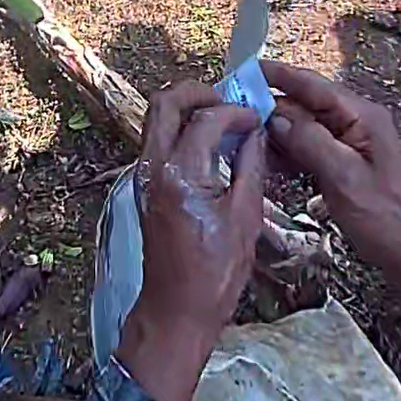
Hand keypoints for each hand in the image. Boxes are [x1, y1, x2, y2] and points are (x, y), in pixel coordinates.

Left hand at [115, 82, 264, 400]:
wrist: (175, 308)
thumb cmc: (214, 272)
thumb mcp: (245, 218)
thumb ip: (250, 167)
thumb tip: (256, 132)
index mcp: (181, 173)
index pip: (205, 118)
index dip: (235, 111)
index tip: (256, 118)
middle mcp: (154, 164)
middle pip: (165, 101)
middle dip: (198, 91)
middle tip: (229, 102)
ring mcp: (144, 172)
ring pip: (155, 116)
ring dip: (186, 107)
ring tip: (222, 118)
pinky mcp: (144, 181)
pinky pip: (157, 137)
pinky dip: (180, 127)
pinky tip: (209, 141)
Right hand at [261, 62, 400, 400]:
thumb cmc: (388, 220)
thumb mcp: (345, 178)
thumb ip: (308, 141)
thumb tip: (272, 116)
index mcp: (362, 117)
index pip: (312, 84)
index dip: (276, 74)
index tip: (242, 70)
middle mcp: (356, 124)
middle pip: (304, 105)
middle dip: (270, 108)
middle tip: (232, 114)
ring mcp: (351, 145)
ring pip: (303, 128)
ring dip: (276, 134)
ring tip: (245, 142)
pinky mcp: (345, 166)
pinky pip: (309, 149)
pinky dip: (289, 154)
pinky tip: (270, 165)